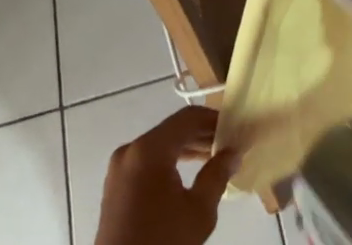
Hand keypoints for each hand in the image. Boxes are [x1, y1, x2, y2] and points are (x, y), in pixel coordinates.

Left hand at [94, 105, 240, 244]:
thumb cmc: (164, 241)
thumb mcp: (199, 210)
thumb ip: (217, 175)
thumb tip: (233, 153)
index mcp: (149, 150)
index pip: (187, 118)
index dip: (214, 119)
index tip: (236, 127)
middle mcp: (130, 150)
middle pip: (172, 130)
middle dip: (202, 134)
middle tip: (230, 143)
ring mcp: (119, 167)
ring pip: (159, 146)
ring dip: (187, 148)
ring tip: (216, 157)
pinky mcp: (116, 184)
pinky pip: (147, 161)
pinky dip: (169, 161)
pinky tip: (190, 172)